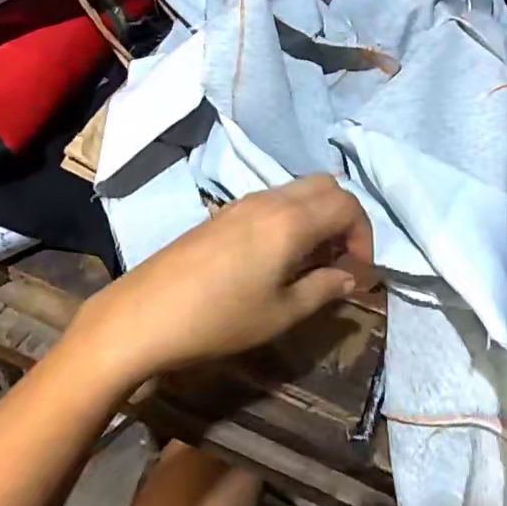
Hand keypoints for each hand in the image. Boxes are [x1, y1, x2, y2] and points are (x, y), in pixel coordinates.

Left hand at [68, 175, 374, 382]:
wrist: (142, 316)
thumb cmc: (219, 319)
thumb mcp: (281, 313)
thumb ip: (324, 288)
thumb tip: (350, 278)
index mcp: (291, 221)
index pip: (348, 205)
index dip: (364, 235)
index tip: (359, 271)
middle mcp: (271, 200)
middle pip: (327, 186)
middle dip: (346, 218)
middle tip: (340, 258)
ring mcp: (242, 202)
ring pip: (299, 190)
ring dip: (318, 216)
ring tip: (312, 260)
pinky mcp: (223, 213)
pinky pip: (274, 199)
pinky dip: (293, 216)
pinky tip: (279, 255)